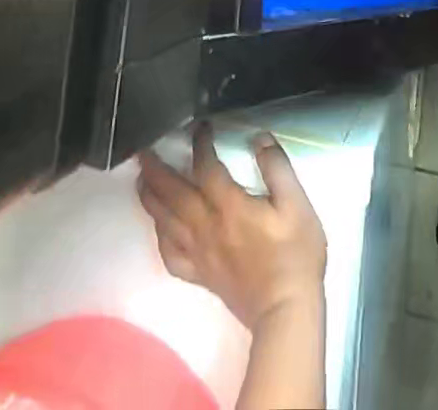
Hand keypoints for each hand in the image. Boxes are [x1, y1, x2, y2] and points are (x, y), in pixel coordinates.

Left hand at [137, 124, 327, 328]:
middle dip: (156, 169)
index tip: (200, 127)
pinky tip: (160, 228)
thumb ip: (277, 168)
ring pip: (164, 220)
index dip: (200, 144)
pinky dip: (159, 237)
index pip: (205, 167)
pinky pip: (169, 254)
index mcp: (229, 205)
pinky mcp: (199, 274)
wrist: (286, 309)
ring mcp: (199, 252)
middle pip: (172, 193)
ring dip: (149, 197)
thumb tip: (259, 138)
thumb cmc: (295, 254)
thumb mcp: (296, 205)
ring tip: (141, 181)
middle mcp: (206, 225)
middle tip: (143, 152)